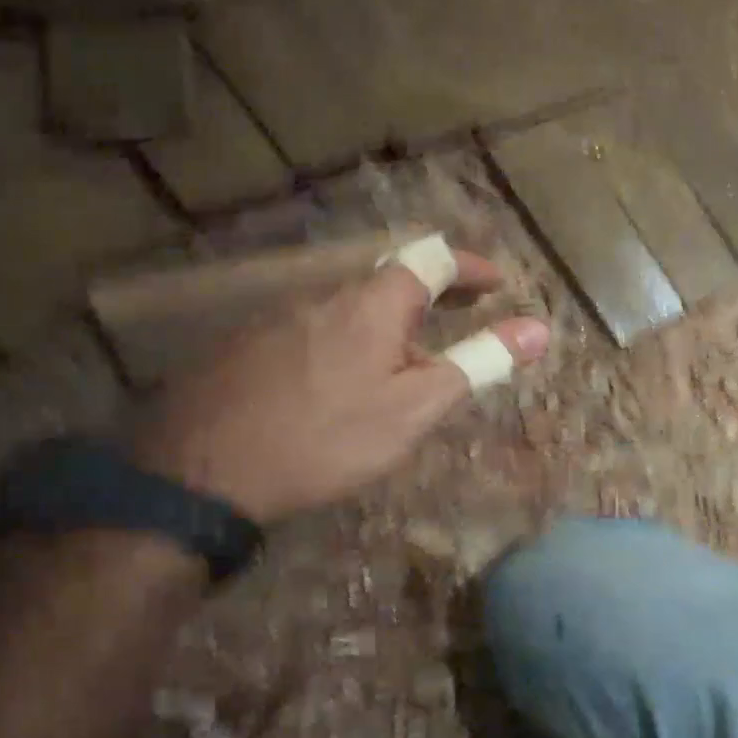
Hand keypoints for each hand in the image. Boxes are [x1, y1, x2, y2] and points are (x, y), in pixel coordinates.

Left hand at [131, 251, 549, 523]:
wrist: (198, 476)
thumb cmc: (328, 438)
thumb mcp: (417, 406)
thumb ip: (478, 363)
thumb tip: (538, 328)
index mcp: (369, 308)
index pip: (429, 260)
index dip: (470, 266)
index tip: (500, 281)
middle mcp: (320, 301)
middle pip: (387, 281)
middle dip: (436, 291)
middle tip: (468, 308)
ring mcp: (274, 324)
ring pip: (349, 310)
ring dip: (391, 320)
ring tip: (413, 356)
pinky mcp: (243, 353)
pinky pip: (315, 332)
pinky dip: (351, 340)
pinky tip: (347, 381)